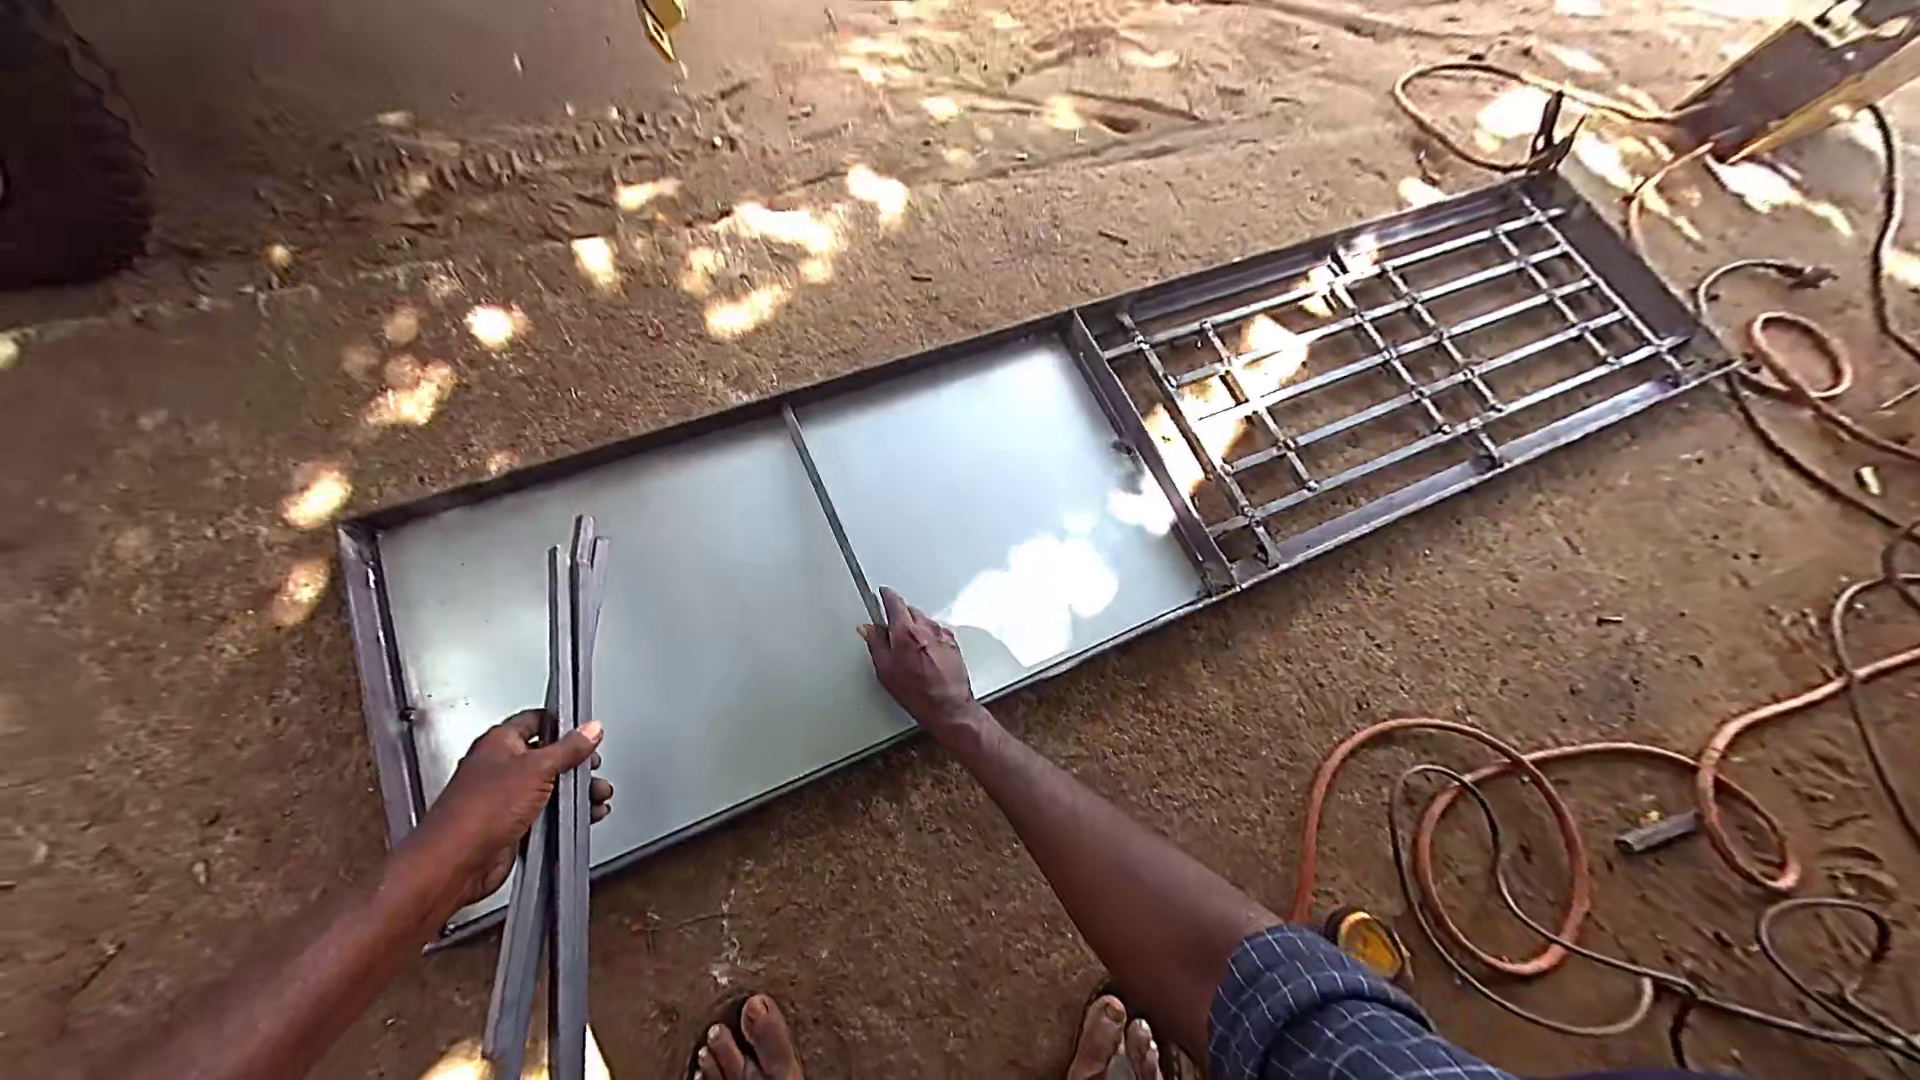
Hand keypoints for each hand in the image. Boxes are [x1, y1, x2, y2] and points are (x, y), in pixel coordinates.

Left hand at [407, 710, 613, 906]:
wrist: (455, 865)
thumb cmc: (477, 813)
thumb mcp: (538, 768)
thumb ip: (569, 747)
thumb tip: (591, 729)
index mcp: (499, 744)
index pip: (536, 720)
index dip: (563, 723)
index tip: (587, 730)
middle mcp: (501, 768)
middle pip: (549, 755)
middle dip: (576, 763)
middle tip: (592, 765)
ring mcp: (506, 797)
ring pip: (552, 786)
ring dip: (578, 791)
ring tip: (597, 793)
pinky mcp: (512, 824)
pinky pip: (548, 813)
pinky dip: (569, 813)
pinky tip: (586, 814)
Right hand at [859, 586, 989, 743]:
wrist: (947, 706)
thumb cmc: (918, 693)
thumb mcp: (885, 669)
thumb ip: (876, 643)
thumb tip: (868, 629)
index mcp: (906, 632)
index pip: (895, 603)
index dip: (887, 596)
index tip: (883, 593)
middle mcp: (926, 628)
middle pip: (910, 610)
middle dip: (900, 615)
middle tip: (892, 628)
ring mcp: (942, 634)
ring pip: (924, 620)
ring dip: (915, 626)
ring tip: (909, 647)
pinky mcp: (953, 642)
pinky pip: (936, 631)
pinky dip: (928, 635)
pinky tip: (924, 652)